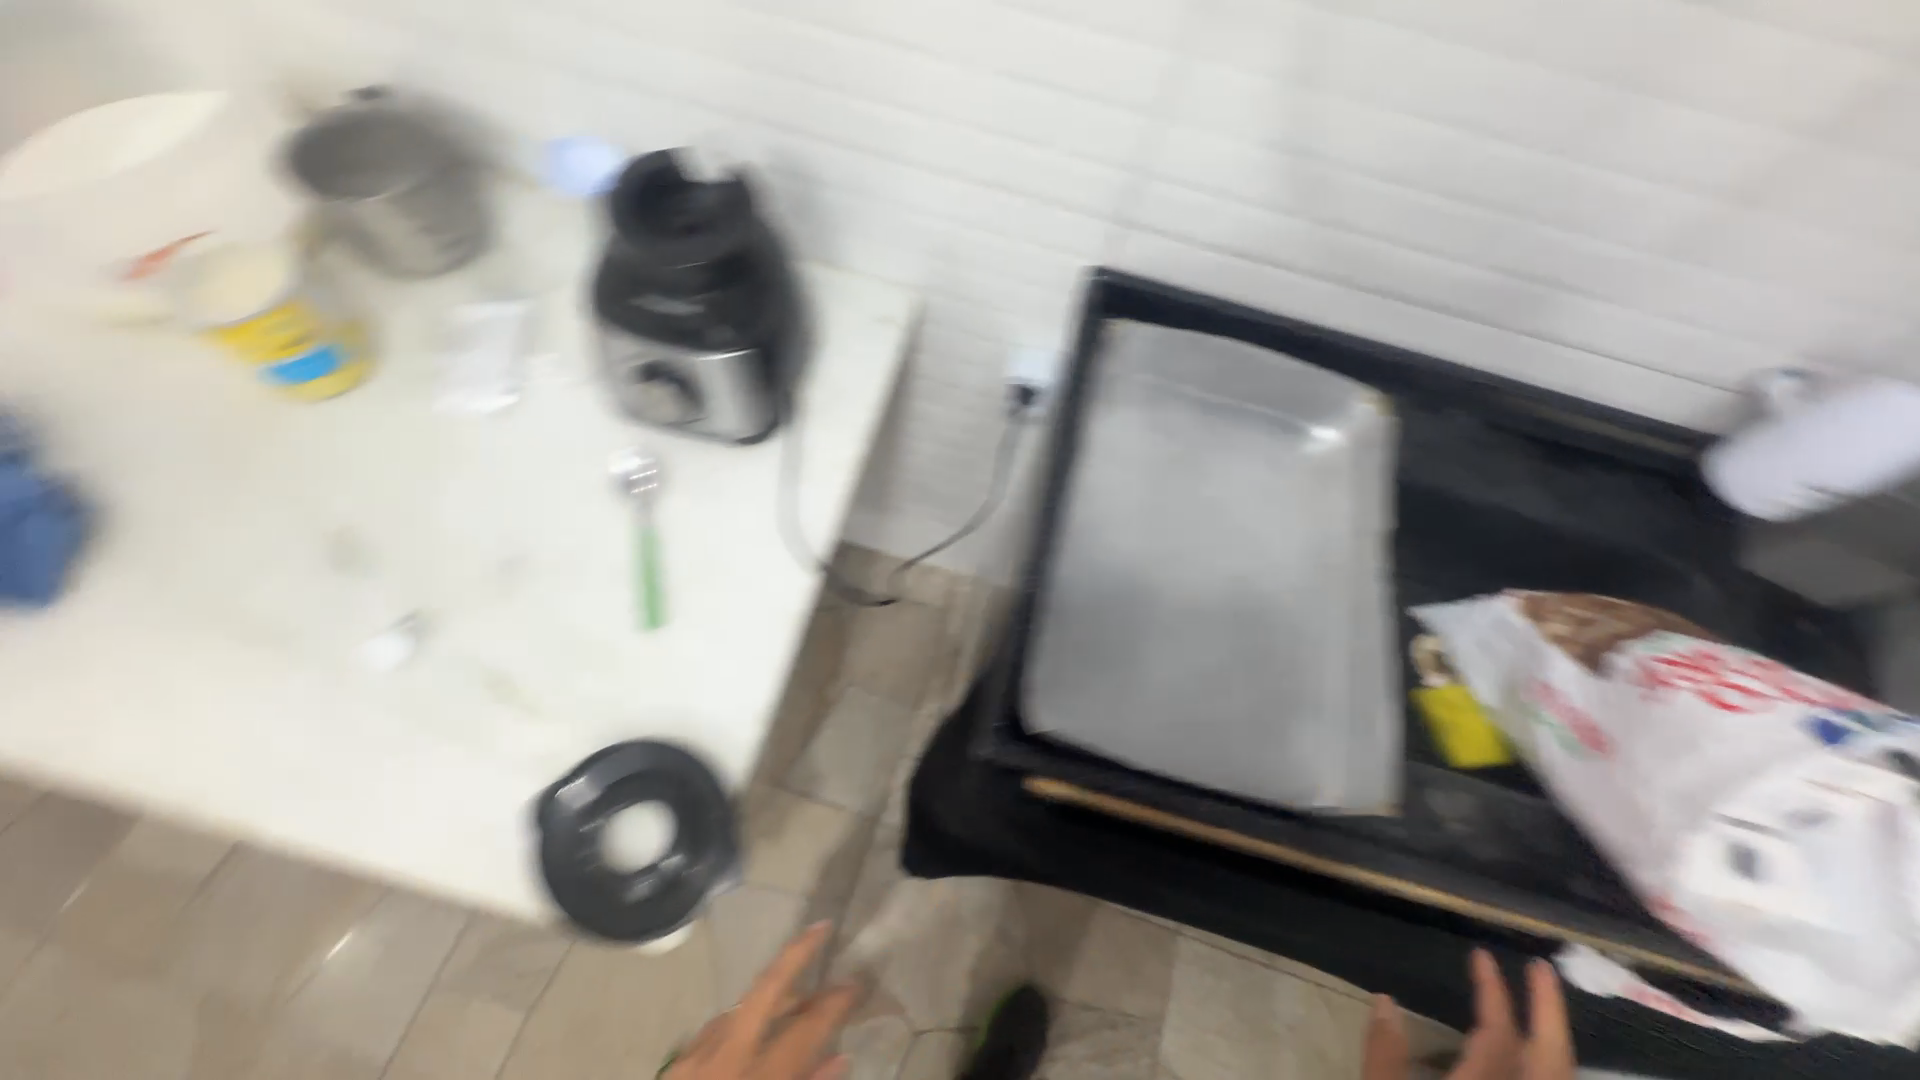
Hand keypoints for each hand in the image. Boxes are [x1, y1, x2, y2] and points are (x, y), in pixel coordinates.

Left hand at [664, 922, 860, 1079]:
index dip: (834, 1003)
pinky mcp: (675, 1070)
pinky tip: (753, 1033)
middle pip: (764, 992)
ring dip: (770, 996)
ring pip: (738, 1008)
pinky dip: (743, 1022)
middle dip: (794, 956)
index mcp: (755, 1076)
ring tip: (799, 994)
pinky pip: (717, 1031)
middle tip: (820, 929)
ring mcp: (694, 1061)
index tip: (857, 984)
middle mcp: (724, 1060)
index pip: (805, 1029)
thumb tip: (839, 1060)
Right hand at [1362, 949, 1574, 1079]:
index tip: (1482, 956)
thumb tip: (1384, 1001)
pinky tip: (1528, 1057)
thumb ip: (1384, 1055)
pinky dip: (1546, 1067)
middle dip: (1549, 1012)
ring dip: (1552, 1040)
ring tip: (1541, 1007)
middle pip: (1551, 1060)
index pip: (1500, 1036)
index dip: (1494, 994)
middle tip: (1541, 969)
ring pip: (1558, 1079)